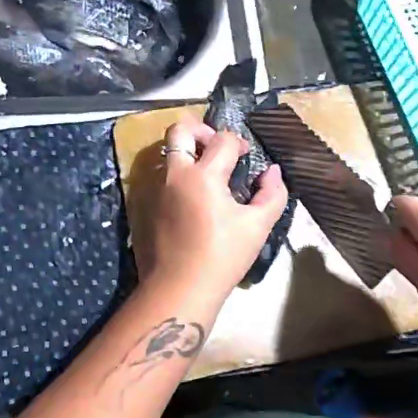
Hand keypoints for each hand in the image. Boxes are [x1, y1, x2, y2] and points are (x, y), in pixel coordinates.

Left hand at [141, 120, 286, 301]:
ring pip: (167, 153)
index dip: (239, 142)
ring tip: (206, 174)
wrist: (179, 288)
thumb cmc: (223, 256)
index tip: (247, 157)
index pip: (223, 140)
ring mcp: (156, 189)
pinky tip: (192, 198)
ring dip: (187, 154)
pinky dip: (177, 176)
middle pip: (179, 130)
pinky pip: (160, 177)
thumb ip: (271, 194)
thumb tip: (272, 172)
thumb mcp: (258, 226)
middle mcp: (175, 174)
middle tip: (215, 146)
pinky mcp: (145, 205)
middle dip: (200, 130)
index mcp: (203, 175)